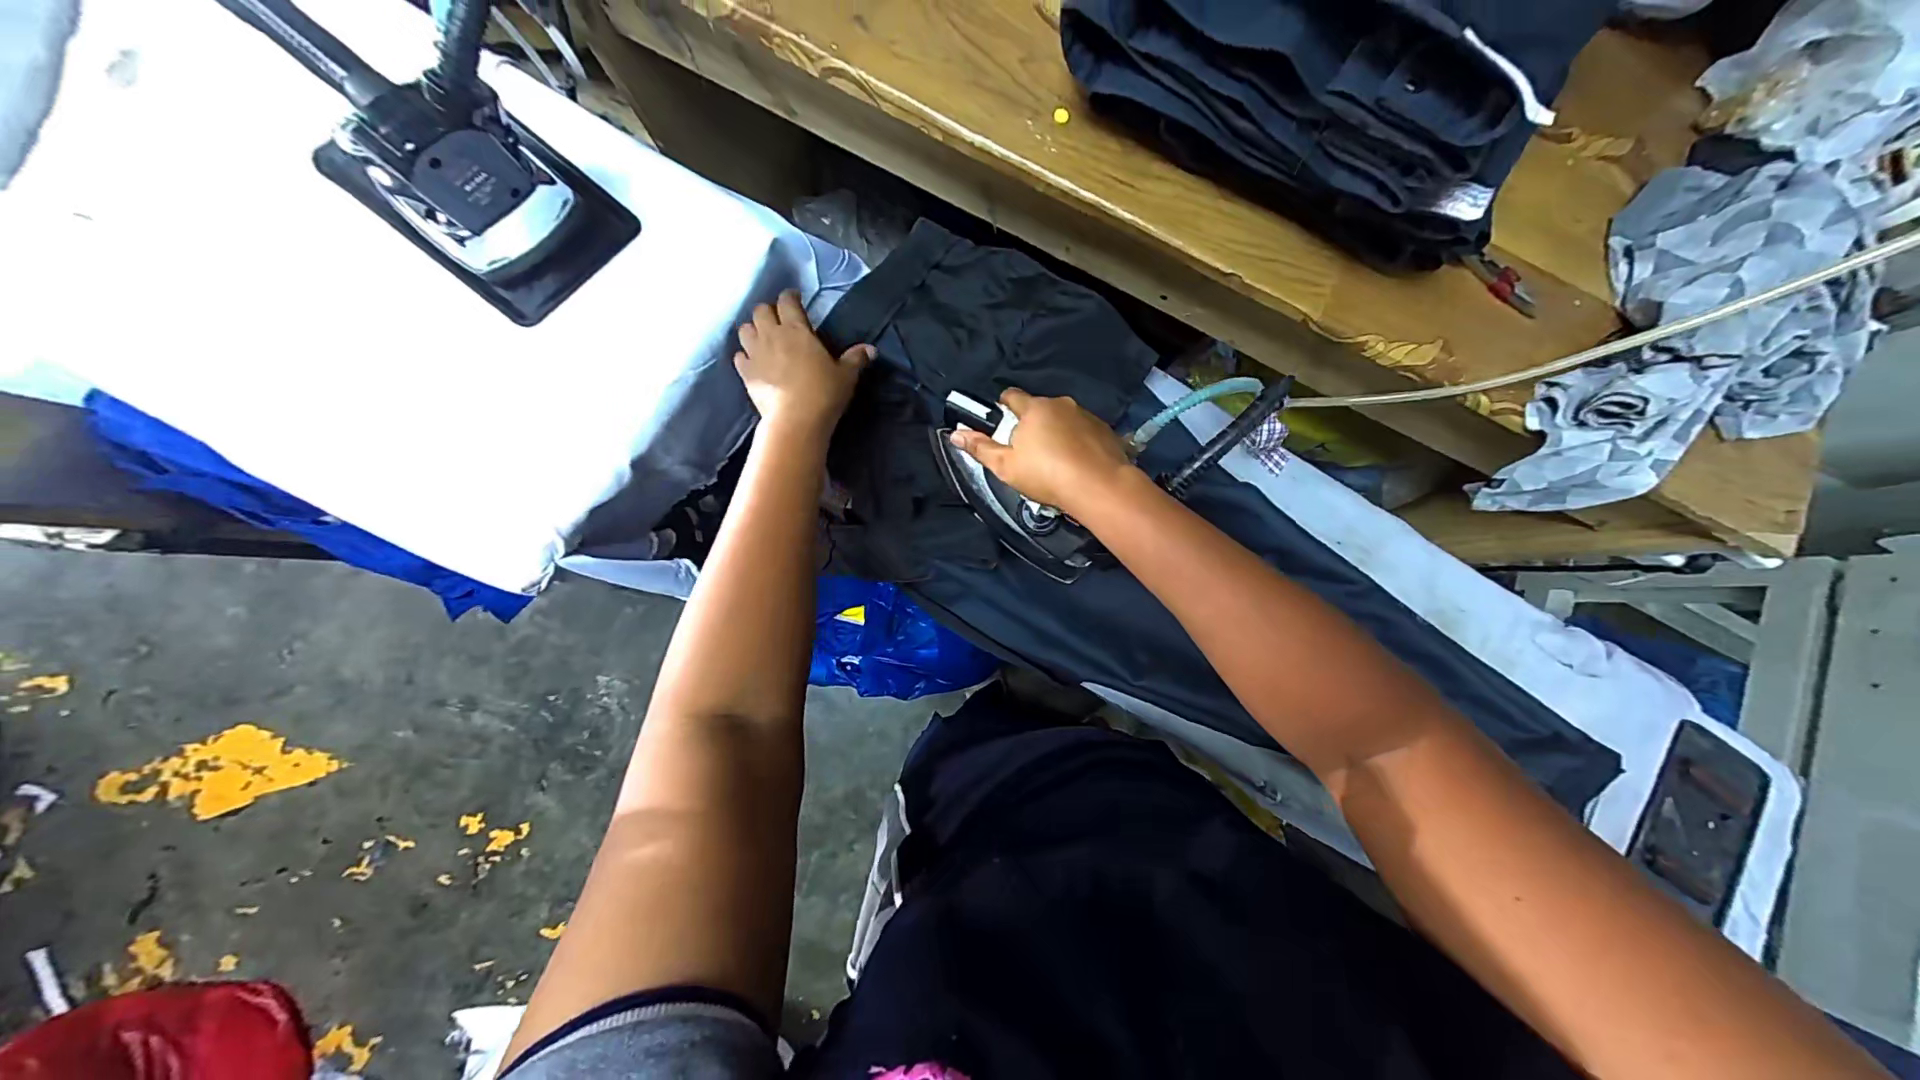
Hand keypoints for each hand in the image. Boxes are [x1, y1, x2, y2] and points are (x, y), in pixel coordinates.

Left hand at [735, 290, 874, 435]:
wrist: (795, 420)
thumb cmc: (824, 393)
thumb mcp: (846, 375)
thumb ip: (855, 358)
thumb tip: (871, 349)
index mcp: (796, 330)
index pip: (787, 301)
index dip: (790, 297)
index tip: (796, 299)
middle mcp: (771, 335)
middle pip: (760, 310)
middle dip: (768, 311)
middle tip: (779, 320)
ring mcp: (755, 354)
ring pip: (745, 329)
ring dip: (753, 330)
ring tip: (763, 338)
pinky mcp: (746, 374)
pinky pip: (739, 356)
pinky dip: (745, 355)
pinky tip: (753, 361)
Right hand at [948, 388, 1139, 515]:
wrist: (1099, 487)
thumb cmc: (1047, 475)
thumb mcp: (1005, 466)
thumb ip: (980, 448)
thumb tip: (956, 433)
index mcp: (1034, 408)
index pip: (1011, 396)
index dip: (1002, 408)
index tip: (1001, 427)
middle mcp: (1061, 404)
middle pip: (1038, 409)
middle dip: (1031, 425)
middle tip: (1027, 453)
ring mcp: (1086, 415)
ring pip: (1063, 419)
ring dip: (1057, 433)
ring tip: (1055, 462)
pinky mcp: (1105, 430)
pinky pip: (1084, 431)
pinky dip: (1078, 443)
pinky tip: (1077, 464)